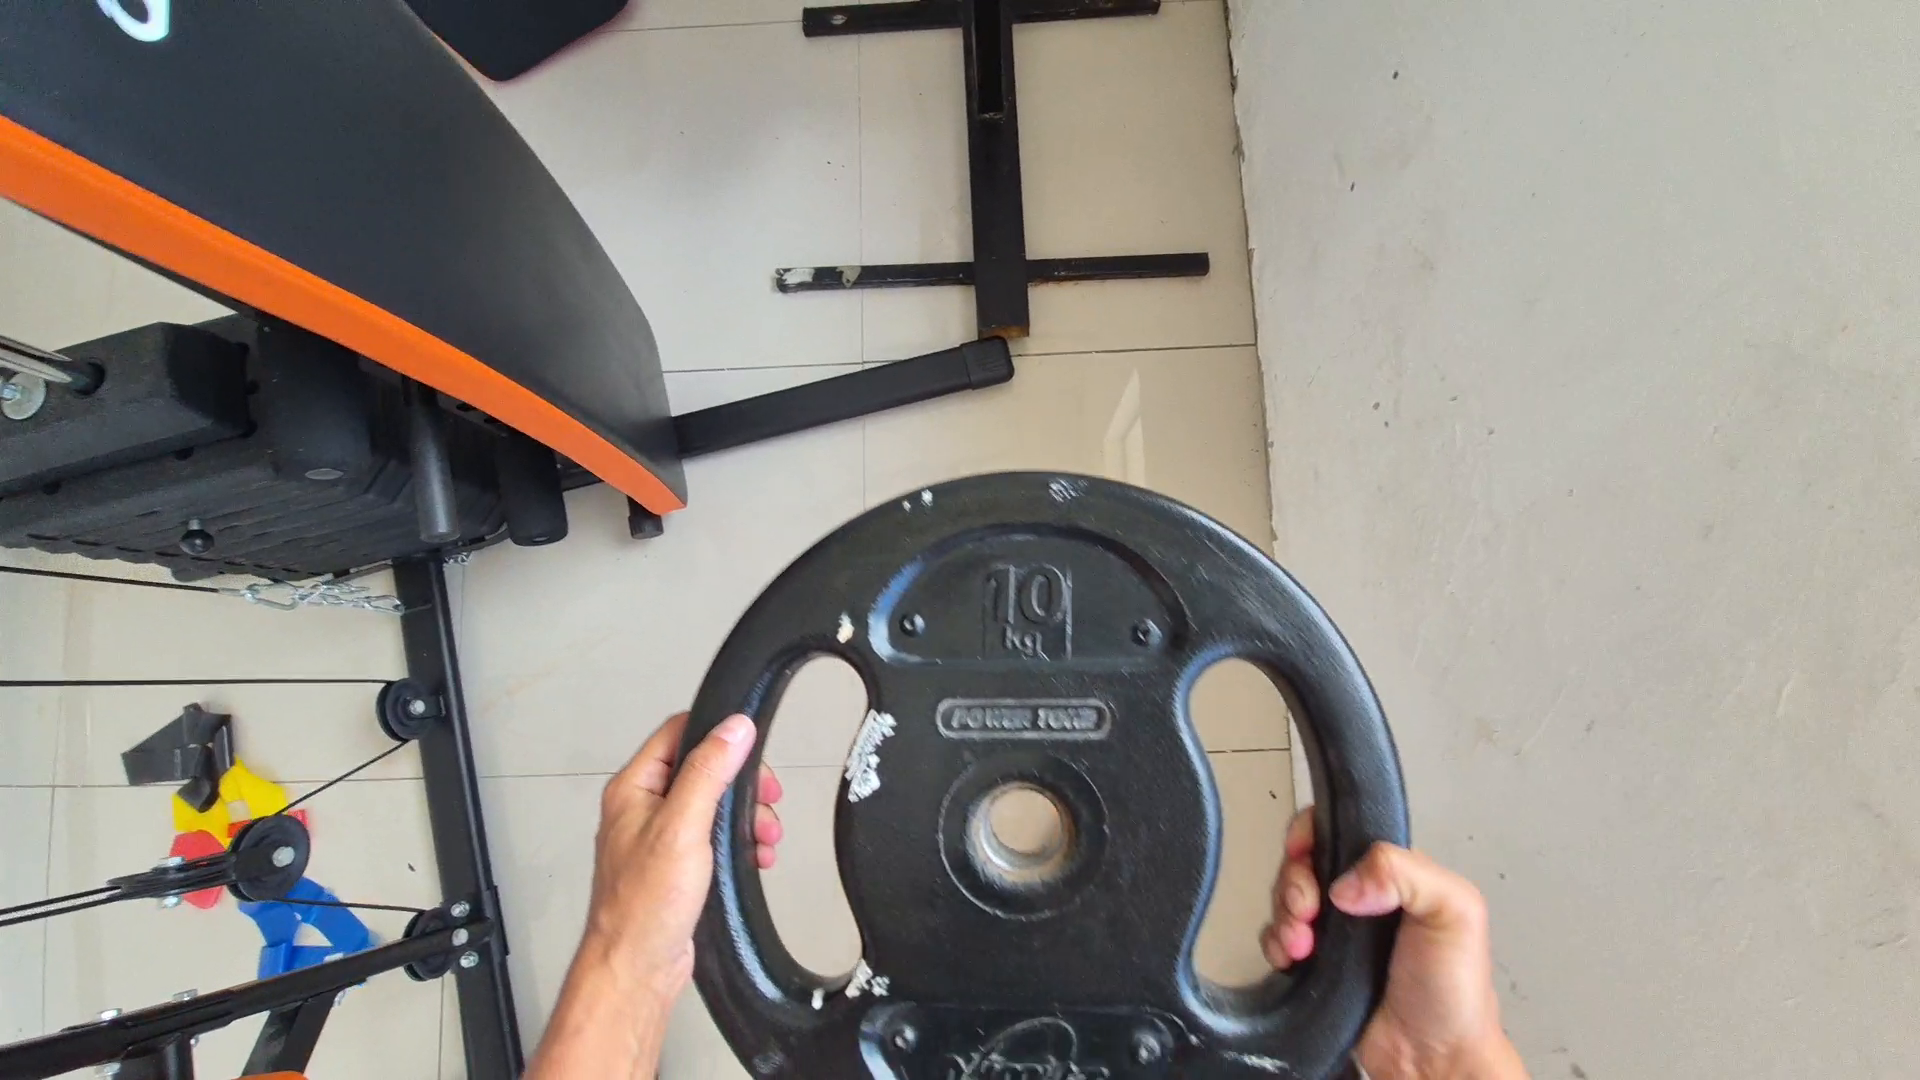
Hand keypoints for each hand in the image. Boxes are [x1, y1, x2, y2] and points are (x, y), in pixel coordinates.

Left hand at [583, 711, 783, 1001]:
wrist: (635, 972)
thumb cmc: (649, 898)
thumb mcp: (683, 825)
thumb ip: (708, 771)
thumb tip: (736, 725)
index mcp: (634, 786)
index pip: (678, 732)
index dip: (717, 732)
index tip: (755, 747)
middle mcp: (644, 804)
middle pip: (704, 766)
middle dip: (743, 781)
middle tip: (772, 796)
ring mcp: (661, 835)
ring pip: (716, 802)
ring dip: (749, 814)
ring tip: (770, 837)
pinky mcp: (678, 863)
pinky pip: (717, 834)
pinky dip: (741, 840)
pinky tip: (759, 856)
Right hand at [1263, 808, 1527, 1079]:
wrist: (1433, 1063)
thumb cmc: (1453, 992)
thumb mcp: (1455, 913)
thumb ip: (1405, 872)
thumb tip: (1343, 884)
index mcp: (1389, 872)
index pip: (1335, 829)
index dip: (1309, 835)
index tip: (1304, 856)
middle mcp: (1358, 894)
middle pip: (1301, 862)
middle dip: (1293, 883)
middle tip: (1308, 913)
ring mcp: (1332, 927)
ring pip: (1283, 896)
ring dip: (1283, 916)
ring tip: (1304, 946)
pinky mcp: (1312, 959)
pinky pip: (1274, 934)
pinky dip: (1273, 942)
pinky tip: (1292, 959)